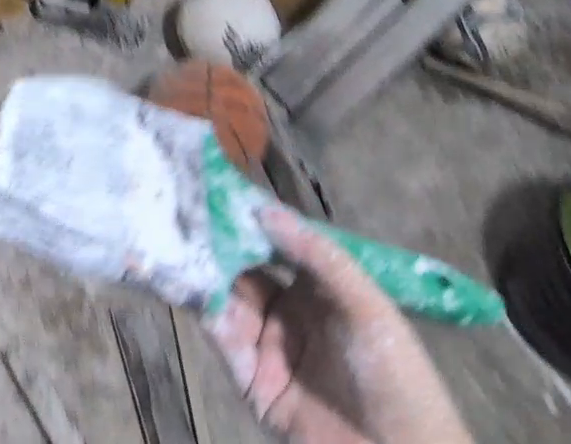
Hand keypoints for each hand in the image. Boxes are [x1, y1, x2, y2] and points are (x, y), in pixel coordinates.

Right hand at [203, 208, 471, 443]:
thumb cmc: (395, 374)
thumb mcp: (367, 307)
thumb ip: (319, 257)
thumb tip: (264, 210)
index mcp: (320, 289)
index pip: (277, 244)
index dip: (251, 220)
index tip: (220, 189)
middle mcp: (288, 311)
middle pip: (244, 268)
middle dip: (217, 241)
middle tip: (184, 208)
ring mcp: (267, 344)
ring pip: (227, 298)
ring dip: (203, 270)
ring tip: (175, 238)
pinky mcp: (250, 380)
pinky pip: (222, 339)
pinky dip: (202, 309)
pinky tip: (187, 283)